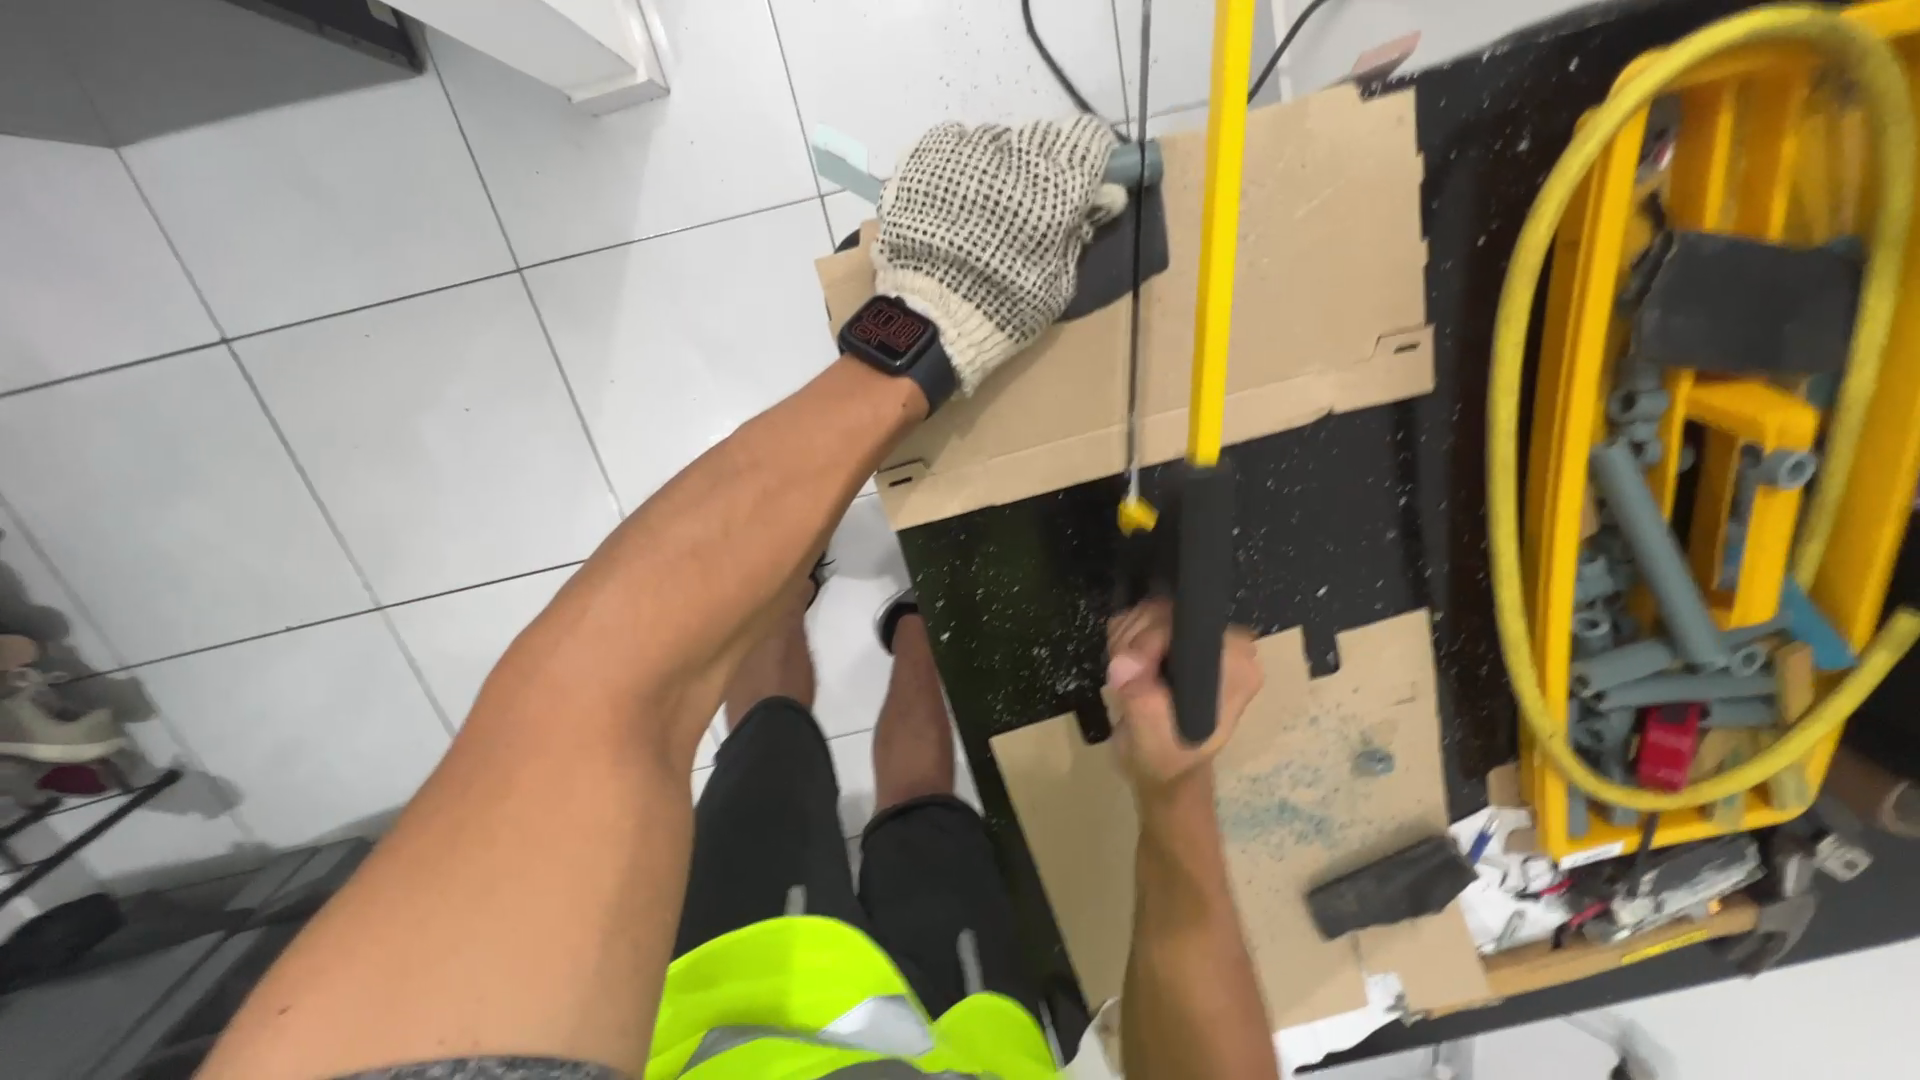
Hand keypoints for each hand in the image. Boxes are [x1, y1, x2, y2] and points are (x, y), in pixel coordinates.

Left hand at [875, 116, 1127, 395]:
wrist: (930, 316)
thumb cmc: (1002, 309)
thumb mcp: (1056, 284)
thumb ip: (1078, 234)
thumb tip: (1106, 197)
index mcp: (1056, 188)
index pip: (1088, 139)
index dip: (1088, 156)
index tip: (1083, 177)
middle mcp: (1015, 156)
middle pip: (1041, 135)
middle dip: (1042, 163)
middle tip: (1029, 202)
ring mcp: (968, 151)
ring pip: (995, 140)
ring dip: (997, 165)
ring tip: (982, 205)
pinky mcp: (926, 156)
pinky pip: (952, 143)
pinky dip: (958, 162)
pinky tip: (950, 196)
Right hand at [1105, 599, 1262, 798]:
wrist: (1160, 771)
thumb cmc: (1165, 759)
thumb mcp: (1152, 738)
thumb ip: (1141, 698)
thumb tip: (1122, 664)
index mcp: (1235, 667)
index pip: (1190, 624)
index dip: (1153, 638)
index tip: (1135, 669)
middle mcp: (1223, 645)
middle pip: (1164, 611)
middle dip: (1134, 643)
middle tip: (1126, 681)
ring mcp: (1197, 638)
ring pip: (1147, 611)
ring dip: (1124, 642)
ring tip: (1127, 681)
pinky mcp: (1174, 636)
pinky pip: (1137, 617)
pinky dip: (1122, 639)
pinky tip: (1126, 670)